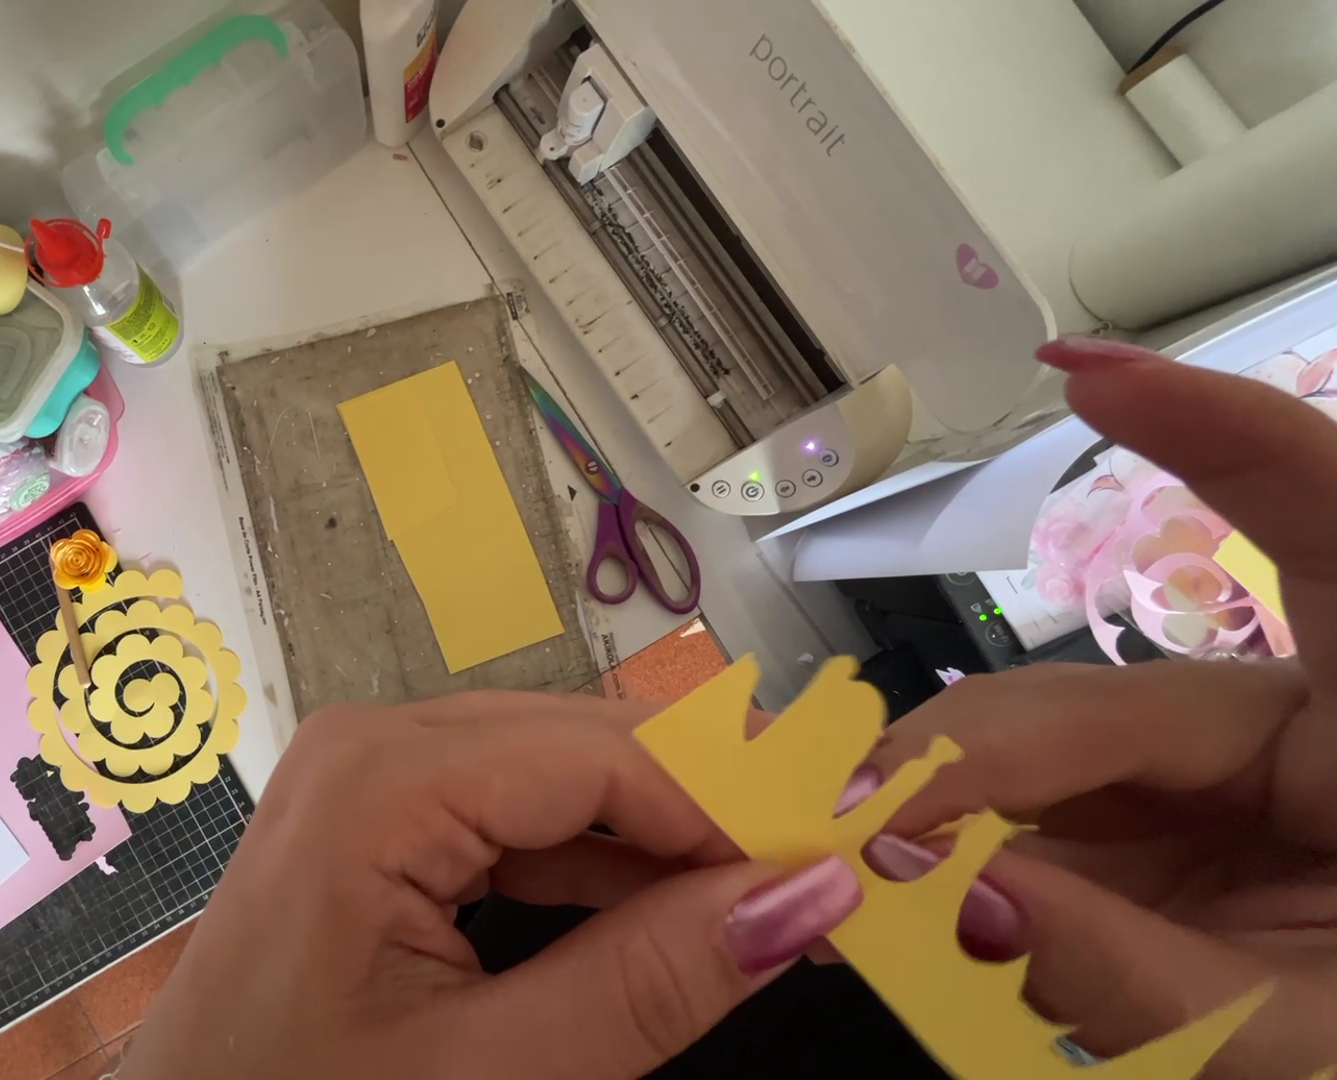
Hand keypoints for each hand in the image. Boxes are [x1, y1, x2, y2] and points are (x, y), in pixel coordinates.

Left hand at [118, 693, 862, 1079]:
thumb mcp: (492, 1074)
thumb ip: (649, 980)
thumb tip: (807, 896)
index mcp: (381, 777)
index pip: (592, 755)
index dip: (725, 799)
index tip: (841, 851)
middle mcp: (373, 738)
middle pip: (570, 744)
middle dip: (695, 802)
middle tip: (817, 864)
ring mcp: (370, 765)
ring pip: (545, 768)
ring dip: (649, 829)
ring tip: (758, 886)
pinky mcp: (377, 804)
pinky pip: (503, 808)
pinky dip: (585, 853)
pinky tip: (658, 899)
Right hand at [861, 338, 1336, 1077]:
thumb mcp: (1307, 1042)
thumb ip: (1136, 975)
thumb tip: (932, 884)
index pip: (1328, 540)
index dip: (1213, 439)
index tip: (1074, 376)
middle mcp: (1273, 733)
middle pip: (1085, 707)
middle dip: (960, 761)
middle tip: (850, 822)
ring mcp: (1177, 776)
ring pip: (1016, 754)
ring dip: (931, 804)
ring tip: (848, 849)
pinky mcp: (1109, 815)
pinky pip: (1003, 804)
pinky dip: (936, 835)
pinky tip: (880, 849)